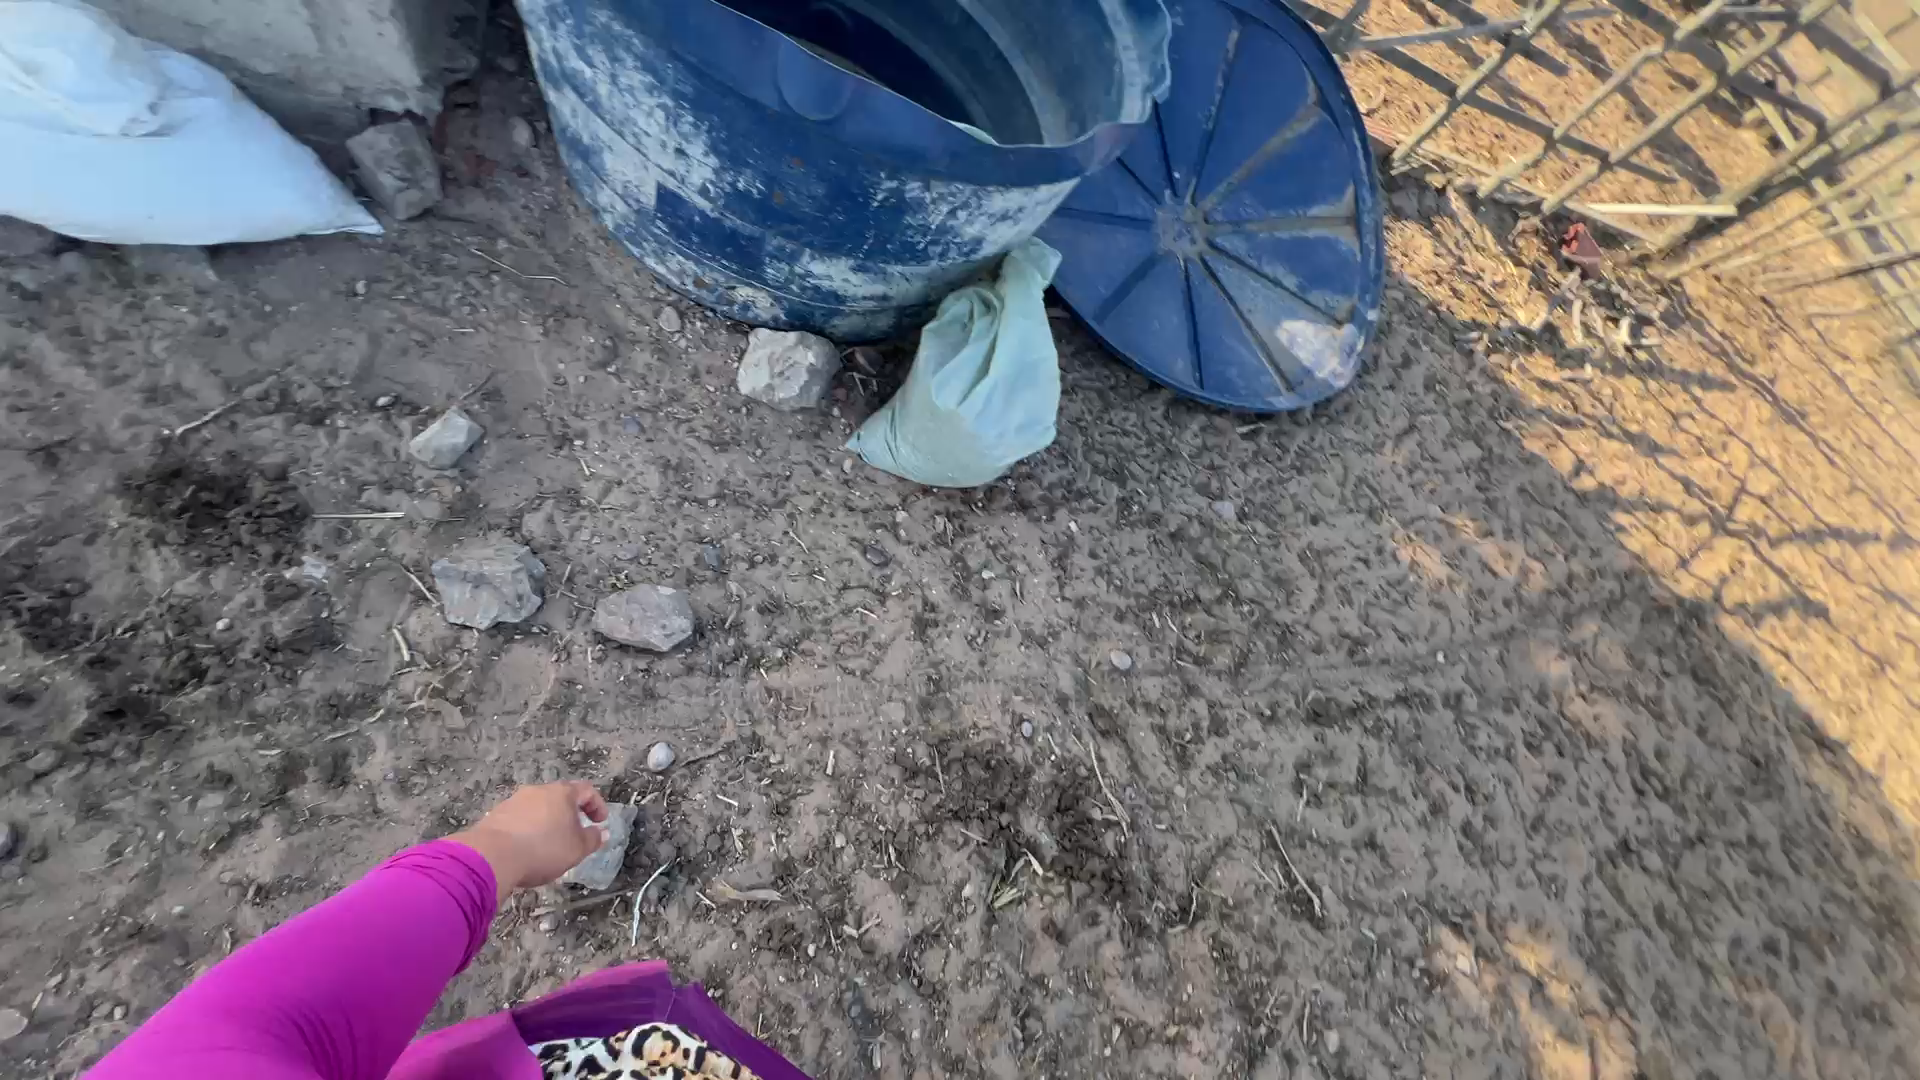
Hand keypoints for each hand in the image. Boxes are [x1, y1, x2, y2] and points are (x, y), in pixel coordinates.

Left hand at [448, 782, 608, 900]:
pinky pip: (518, 819)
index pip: (587, 790)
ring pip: (538, 808)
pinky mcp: (494, 816)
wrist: (490, 857)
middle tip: (574, 832)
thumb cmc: (543, 848)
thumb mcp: (576, 849)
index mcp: (563, 793)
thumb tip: (601, 832)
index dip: (597, 805)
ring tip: (547, 843)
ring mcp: (514, 801)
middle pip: (560, 797)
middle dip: (570, 813)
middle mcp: (539, 791)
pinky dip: (526, 830)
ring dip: (546, 821)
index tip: (600, 821)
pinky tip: (524, 849)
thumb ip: (592, 839)